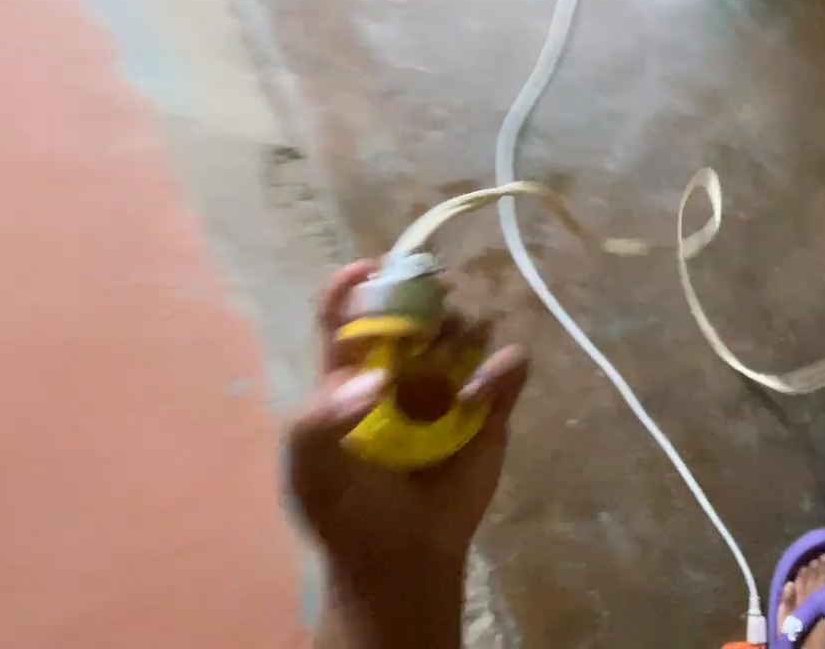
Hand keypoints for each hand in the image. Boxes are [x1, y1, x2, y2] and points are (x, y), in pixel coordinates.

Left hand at [285, 262, 529, 648]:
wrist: (407, 556)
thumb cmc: (349, 512)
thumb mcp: (312, 470)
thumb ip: (320, 421)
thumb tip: (373, 381)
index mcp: (352, 373)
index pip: (347, 314)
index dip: (355, 284)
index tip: (375, 267)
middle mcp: (405, 366)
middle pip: (421, 306)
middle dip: (428, 298)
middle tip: (434, 305)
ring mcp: (452, 380)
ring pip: (471, 323)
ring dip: (466, 327)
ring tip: (454, 358)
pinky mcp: (494, 399)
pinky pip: (512, 362)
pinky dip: (503, 367)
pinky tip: (481, 394)